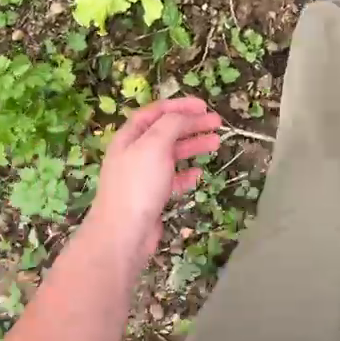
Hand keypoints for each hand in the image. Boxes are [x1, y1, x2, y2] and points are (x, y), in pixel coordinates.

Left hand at [84, 98, 222, 265]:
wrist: (123, 235)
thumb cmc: (138, 184)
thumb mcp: (155, 144)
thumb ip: (172, 124)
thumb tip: (185, 116)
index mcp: (130, 137)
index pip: (155, 112)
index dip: (179, 105)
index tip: (204, 105)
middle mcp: (134, 154)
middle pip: (166, 131)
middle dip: (191, 124)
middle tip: (216, 122)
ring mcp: (142, 176)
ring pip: (172, 154)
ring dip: (193, 146)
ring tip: (216, 143)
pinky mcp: (151, 197)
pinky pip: (172, 179)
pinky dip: (186, 174)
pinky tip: (199, 175)